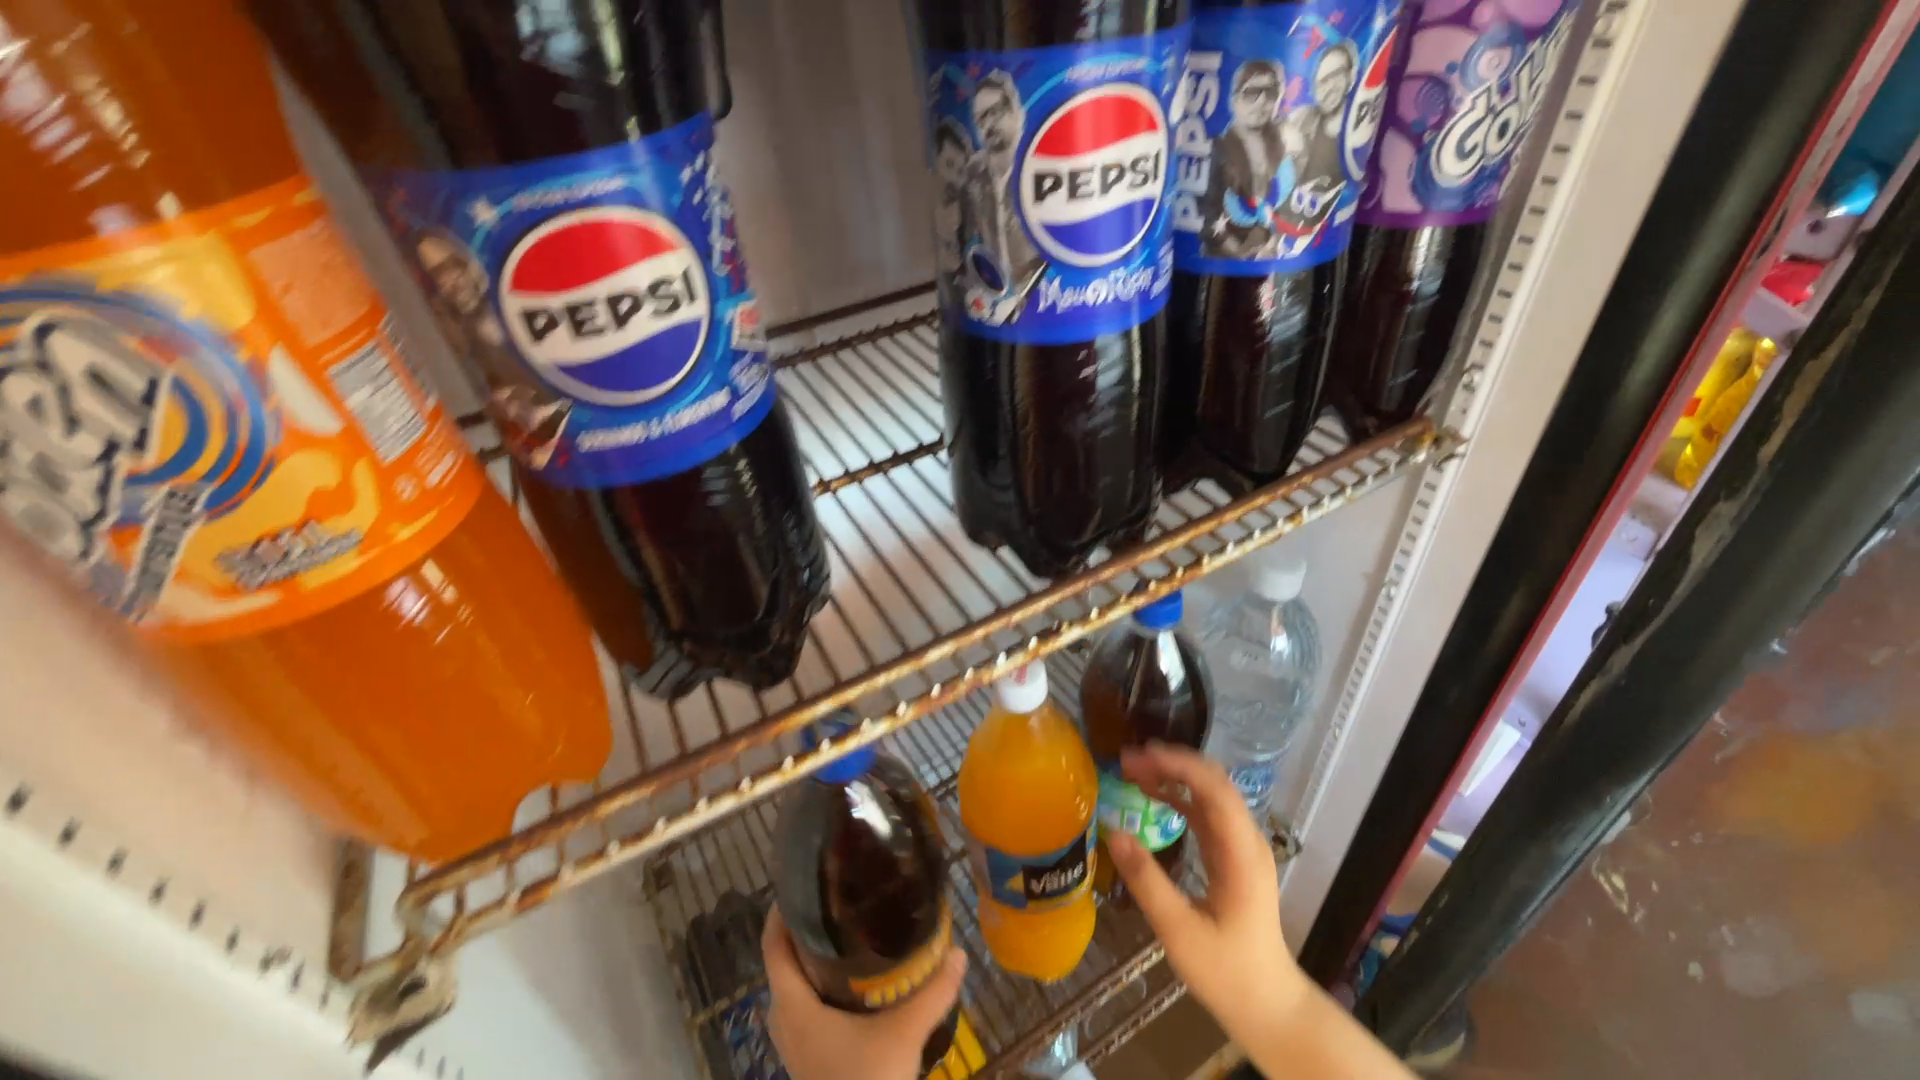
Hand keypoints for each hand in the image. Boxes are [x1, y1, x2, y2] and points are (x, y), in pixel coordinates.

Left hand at [762, 906, 967, 1079]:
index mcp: (793, 1005)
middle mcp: (783, 1019)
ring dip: (813, 961)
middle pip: (783, 962)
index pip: (773, 945)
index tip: (802, 883)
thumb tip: (958, 953)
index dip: (781, 911)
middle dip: (805, 930)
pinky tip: (854, 984)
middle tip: (839, 903)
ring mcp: (791, 1042)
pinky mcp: (806, 1057)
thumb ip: (932, 993)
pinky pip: (803, 1008)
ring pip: (794, 987)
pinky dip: (820, 987)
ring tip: (849, 935)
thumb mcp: (904, 1035)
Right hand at [1104, 742, 1308, 1045]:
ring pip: (1210, 795)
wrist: (1267, 1004)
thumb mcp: (1179, 931)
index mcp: (1241, 854)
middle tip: (1127, 760)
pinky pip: (1206, 814)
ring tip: (1132, 771)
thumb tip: (1114, 833)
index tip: (1139, 756)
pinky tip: (1152, 797)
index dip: (1178, 765)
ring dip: (1174, 777)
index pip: (1214, 789)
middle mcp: (1246, 842)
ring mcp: (1242, 848)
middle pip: (1213, 783)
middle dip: (1171, 764)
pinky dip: (1179, 799)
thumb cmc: (1226, 971)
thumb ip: (1147, 881)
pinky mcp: (1232, 858)